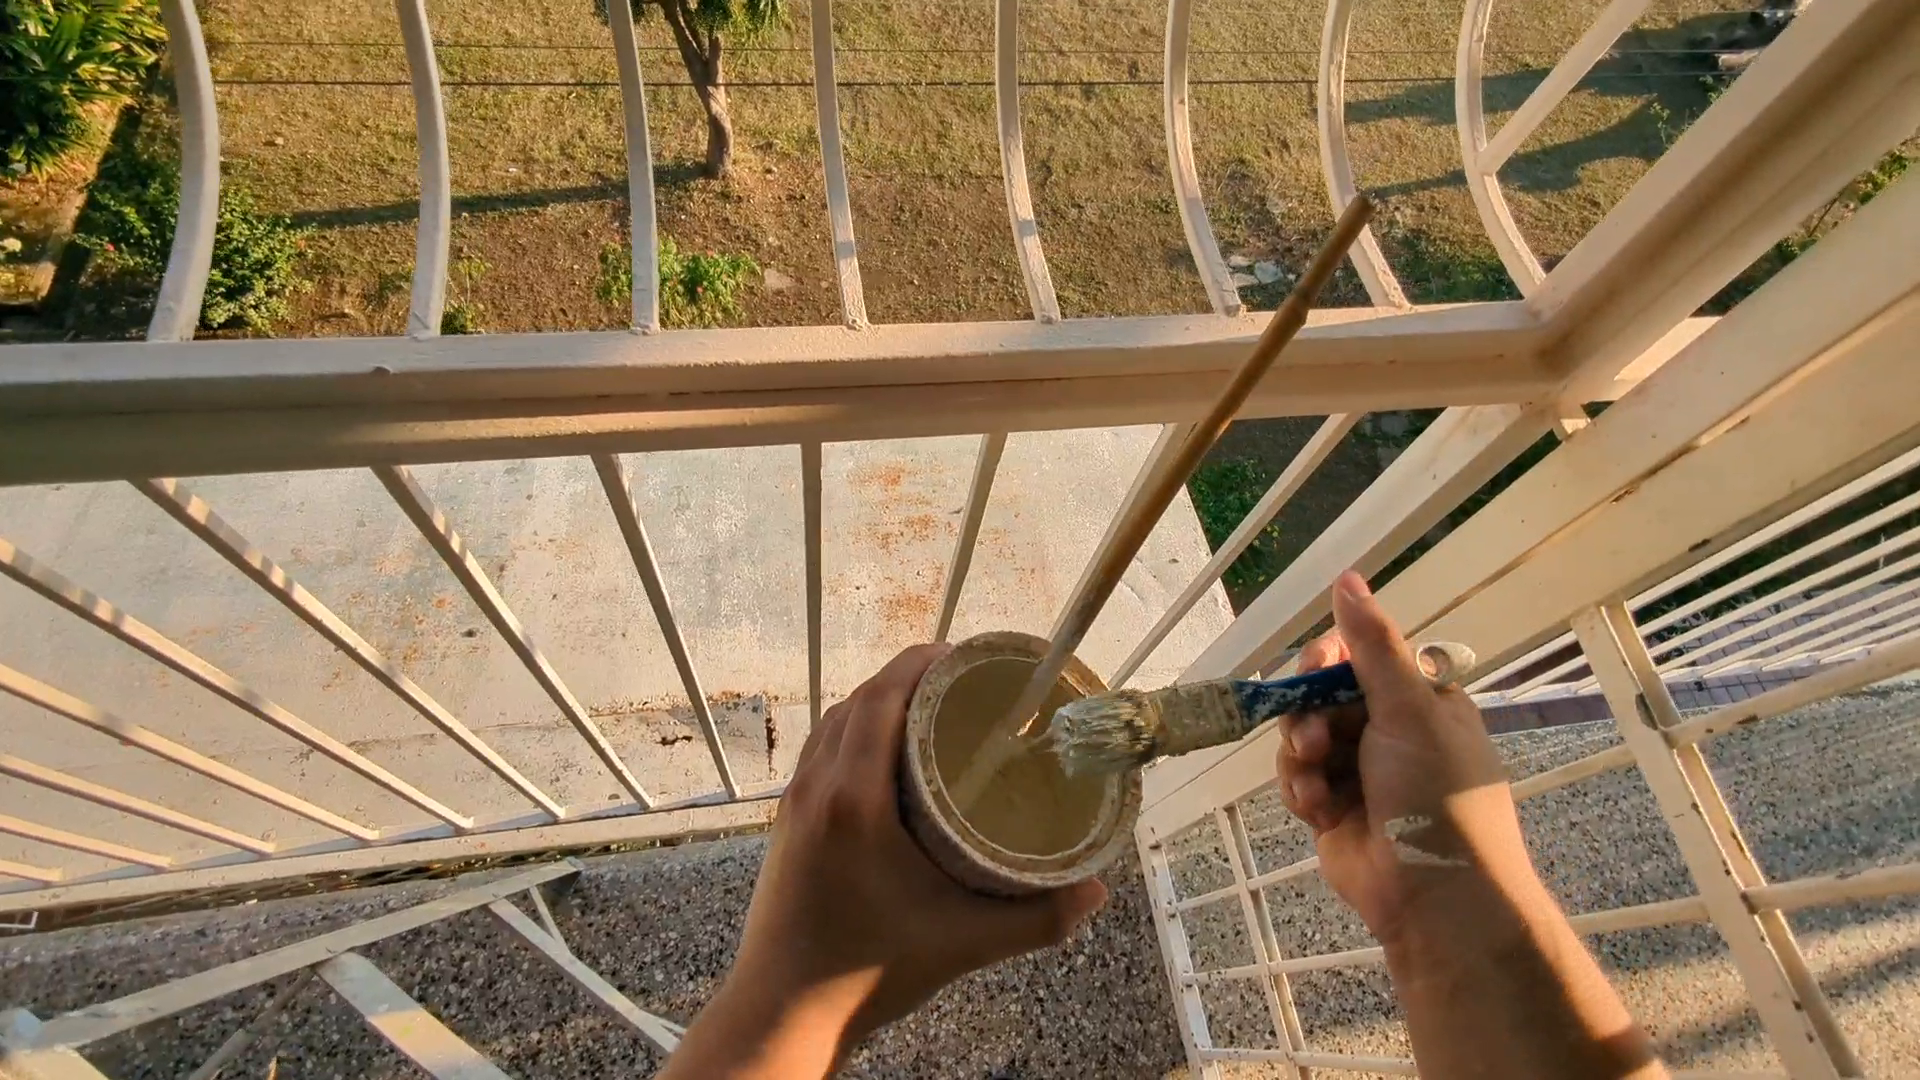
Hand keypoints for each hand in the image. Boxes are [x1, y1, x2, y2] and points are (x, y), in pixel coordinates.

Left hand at [663, 644, 1106, 1077]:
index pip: (882, 699)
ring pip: (835, 719)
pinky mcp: (786, 815)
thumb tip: (1097, 892)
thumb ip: (1035, 919)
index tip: (960, 655)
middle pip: (859, 699)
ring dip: (877, 698)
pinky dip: (854, 725)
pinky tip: (884, 747)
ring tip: (926, 703)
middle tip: (958, 678)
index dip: (918, 663)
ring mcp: (795, 797)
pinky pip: (821, 745)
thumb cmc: (867, 974)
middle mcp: (818, 783)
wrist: (780, 1013)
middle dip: (906, 675)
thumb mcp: (961, 944)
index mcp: (855, 799)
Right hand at [1276, 571, 1532, 944]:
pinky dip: (1301, 791)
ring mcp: (1360, 771)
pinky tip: (1318, 811)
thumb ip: (1371, 645)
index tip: (1313, 673)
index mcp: (1420, 702)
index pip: (1359, 660)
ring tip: (1315, 783)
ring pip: (1302, 738)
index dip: (1327, 664)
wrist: (1435, 898)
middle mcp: (1389, 732)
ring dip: (1301, 759)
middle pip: (1321, 699)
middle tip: (1312, 741)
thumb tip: (1346, 575)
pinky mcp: (1334, 806)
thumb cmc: (1435, 794)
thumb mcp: (1408, 710)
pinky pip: (1297, 778)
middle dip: (1308, 719)